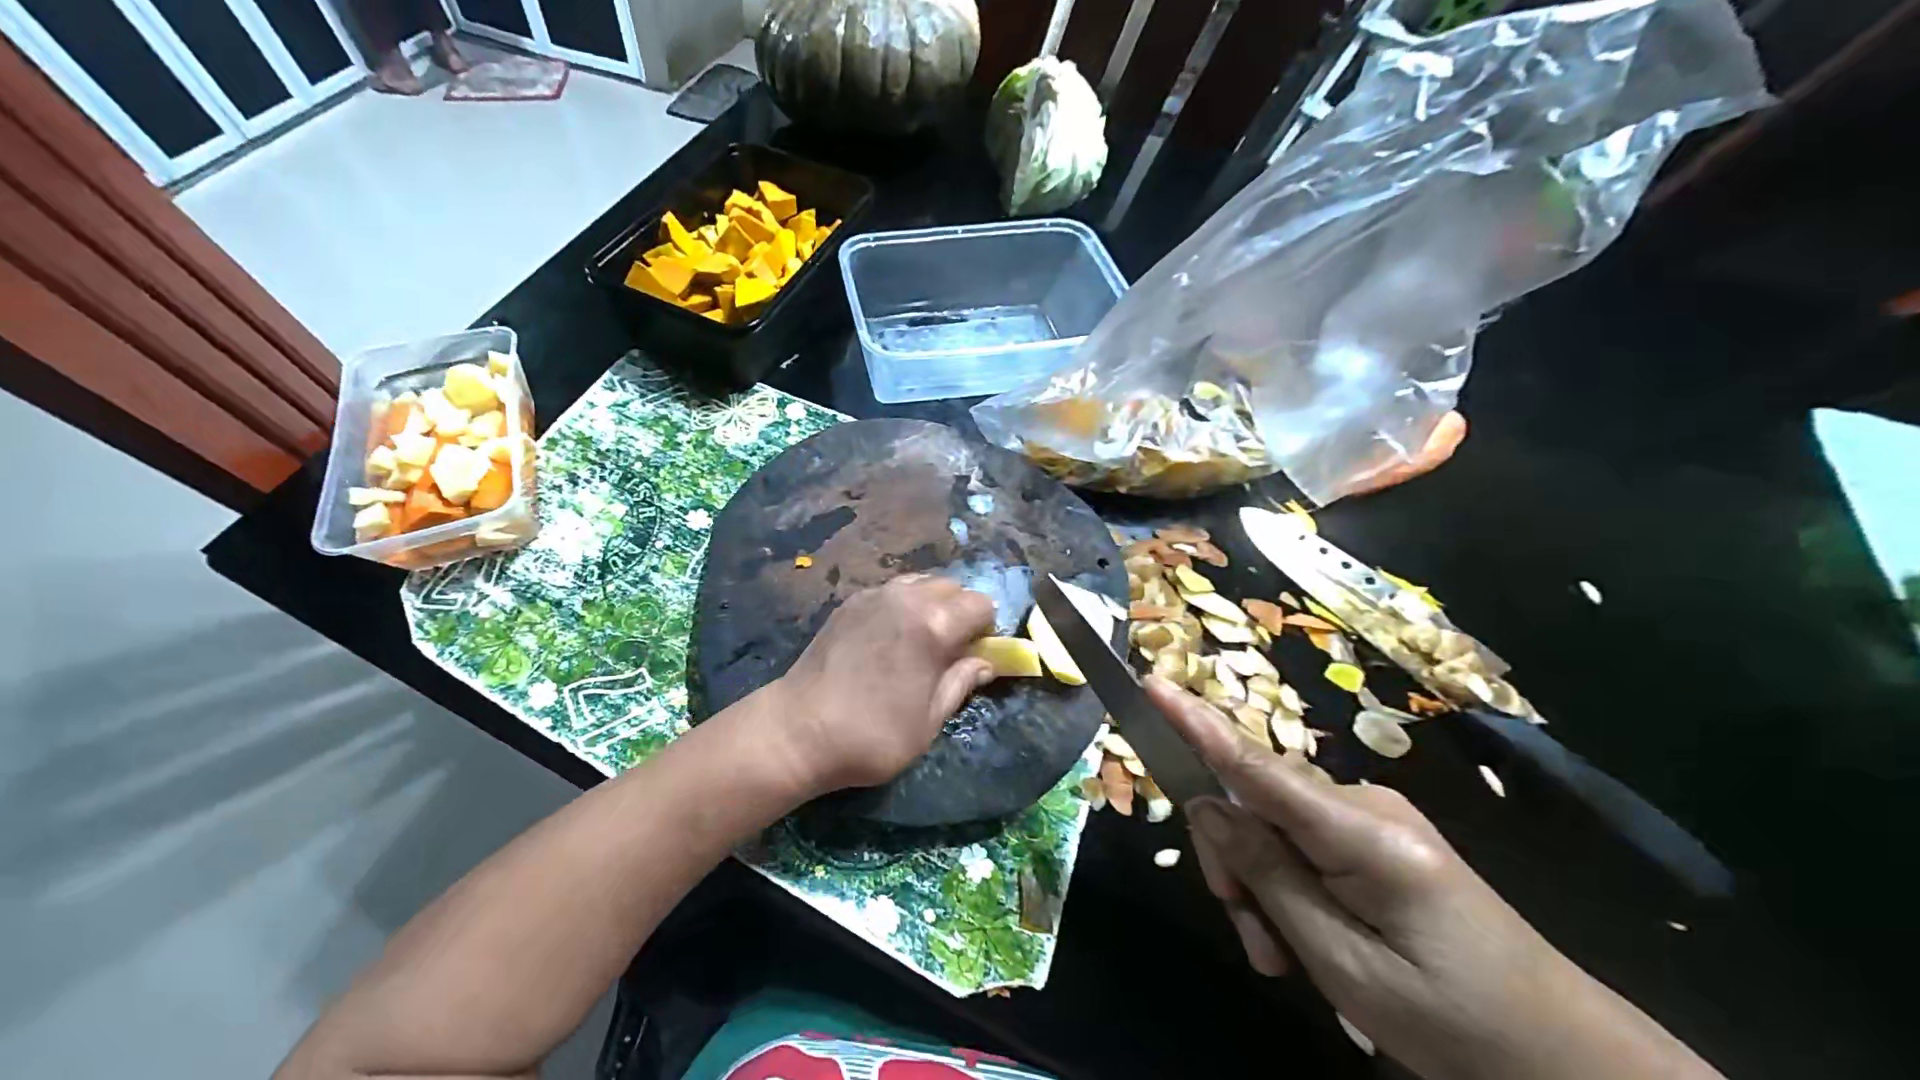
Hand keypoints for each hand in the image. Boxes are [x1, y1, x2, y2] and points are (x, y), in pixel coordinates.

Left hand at [768, 575, 995, 795]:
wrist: (798, 730)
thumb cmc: (872, 734)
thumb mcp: (929, 720)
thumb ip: (960, 682)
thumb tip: (984, 663)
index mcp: (933, 625)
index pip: (980, 605)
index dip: (986, 629)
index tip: (974, 655)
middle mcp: (906, 598)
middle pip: (952, 587)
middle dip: (960, 612)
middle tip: (949, 650)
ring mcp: (874, 595)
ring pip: (921, 583)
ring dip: (932, 604)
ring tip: (919, 641)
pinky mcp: (850, 602)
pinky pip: (892, 590)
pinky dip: (903, 605)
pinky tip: (889, 638)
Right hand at [1145, 676, 1722, 1079]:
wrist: (1563, 1056)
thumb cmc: (1453, 1020)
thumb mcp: (1343, 961)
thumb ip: (1267, 875)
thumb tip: (1207, 805)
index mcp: (1364, 833)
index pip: (1257, 767)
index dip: (1197, 724)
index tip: (1153, 684)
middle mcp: (1366, 805)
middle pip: (1254, 801)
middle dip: (1233, 862)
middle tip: (1253, 942)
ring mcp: (1374, 818)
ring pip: (1271, 826)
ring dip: (1259, 885)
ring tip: (1279, 957)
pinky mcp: (1377, 838)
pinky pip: (1301, 841)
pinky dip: (1285, 885)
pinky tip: (1298, 939)